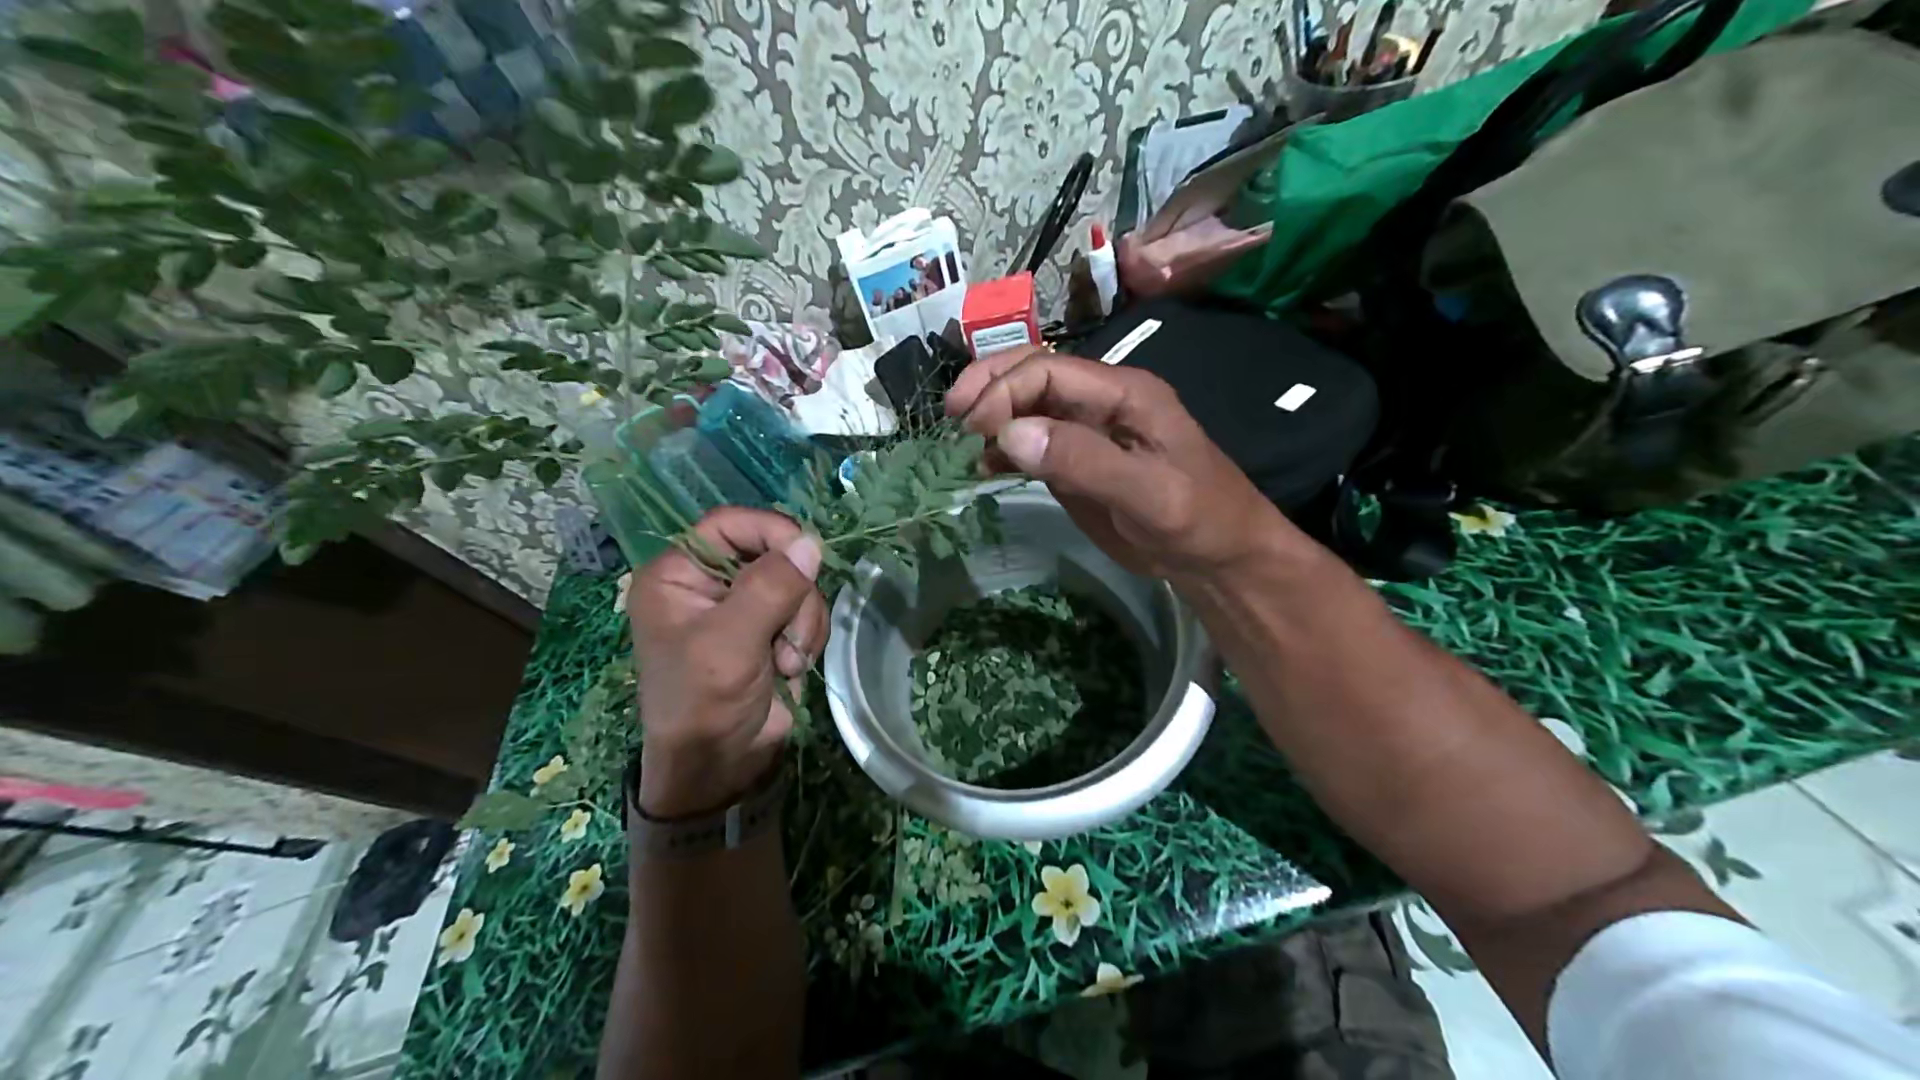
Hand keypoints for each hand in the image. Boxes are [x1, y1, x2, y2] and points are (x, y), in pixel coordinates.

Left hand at [628, 508, 826, 818]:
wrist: (719, 767)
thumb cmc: (703, 704)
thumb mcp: (729, 644)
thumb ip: (769, 589)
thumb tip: (810, 543)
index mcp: (678, 575)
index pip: (729, 524)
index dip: (770, 532)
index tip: (805, 558)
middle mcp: (710, 583)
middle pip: (773, 553)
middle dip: (793, 596)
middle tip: (787, 639)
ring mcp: (743, 606)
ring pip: (798, 582)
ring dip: (803, 621)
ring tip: (787, 662)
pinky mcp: (770, 629)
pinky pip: (806, 609)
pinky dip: (808, 636)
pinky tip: (791, 667)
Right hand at [945, 346, 1297, 581]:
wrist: (1217, 557)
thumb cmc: (1198, 519)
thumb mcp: (1147, 492)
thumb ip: (1082, 460)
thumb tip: (1010, 434)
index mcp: (1124, 392)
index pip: (1049, 369)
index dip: (1006, 390)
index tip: (975, 428)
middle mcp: (1100, 402)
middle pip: (1033, 373)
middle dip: (989, 385)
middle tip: (952, 414)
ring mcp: (1086, 431)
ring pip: (1027, 406)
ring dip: (991, 415)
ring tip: (960, 441)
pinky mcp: (1077, 462)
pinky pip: (1032, 444)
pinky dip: (1004, 450)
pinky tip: (984, 468)